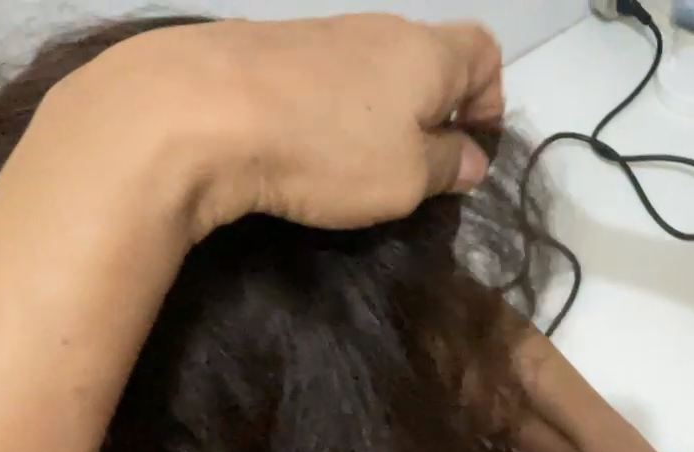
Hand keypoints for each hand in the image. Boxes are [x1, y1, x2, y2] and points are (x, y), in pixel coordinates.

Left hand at [31, 16, 504, 240]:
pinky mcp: (278, 52)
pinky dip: (339, 116)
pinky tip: (315, 152)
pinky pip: (332, 83)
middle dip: (435, 116)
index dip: (490, 100)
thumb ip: (447, 165)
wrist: (203, 113)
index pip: (484, 53)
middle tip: (419, 172)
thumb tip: (469, 157)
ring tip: (362, 169)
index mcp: (427, 53)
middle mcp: (380, 31)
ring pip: (378, 75)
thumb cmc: (330, 149)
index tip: (470, 148)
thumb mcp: (408, 178)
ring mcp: (325, 36)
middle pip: (430, 63)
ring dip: (384, 120)